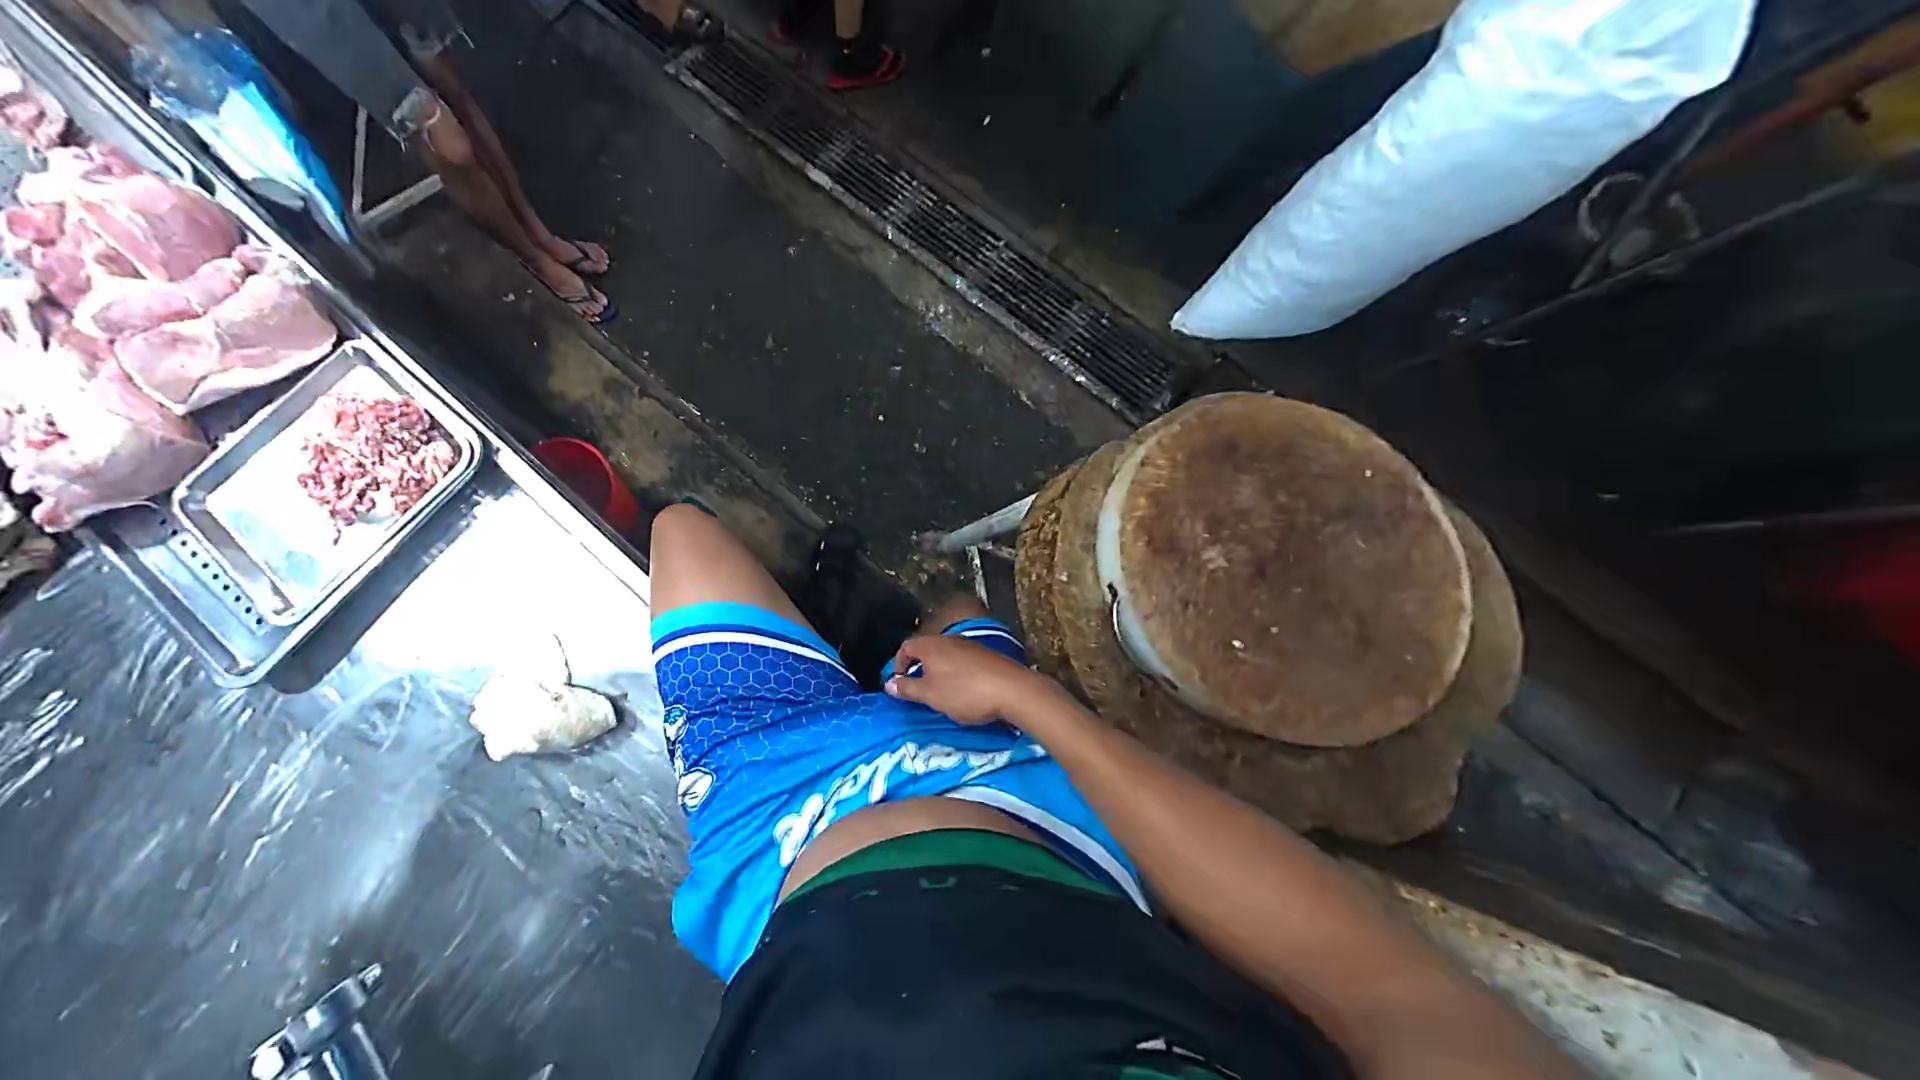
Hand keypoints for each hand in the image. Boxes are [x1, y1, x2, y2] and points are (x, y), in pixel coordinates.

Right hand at [884, 634, 1056, 724]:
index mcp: (931, 645)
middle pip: (926, 649)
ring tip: (940, 693)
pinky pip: (962, 661)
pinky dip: (956, 673)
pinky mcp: (986, 655)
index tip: (898, 683)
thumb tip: (890, 683)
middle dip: (918, 668)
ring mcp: (970, 645)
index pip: (906, 646)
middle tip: (918, 690)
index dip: (898, 664)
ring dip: (938, 671)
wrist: (1012, 689)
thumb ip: (908, 688)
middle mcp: (949, 639)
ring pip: (945, 655)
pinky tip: (964, 690)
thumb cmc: (964, 692)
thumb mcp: (930, 695)